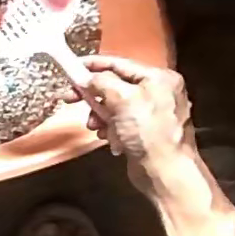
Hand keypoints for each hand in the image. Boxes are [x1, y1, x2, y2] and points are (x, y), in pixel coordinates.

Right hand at [62, 55, 192, 195]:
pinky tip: (106, 136)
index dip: (94, 64)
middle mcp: (159, 91)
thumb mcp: (122, 99)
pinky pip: (120, 121)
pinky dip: (109, 126)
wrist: (165, 172)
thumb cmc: (147, 132)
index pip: (120, 63)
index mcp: (159, 78)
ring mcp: (153, 112)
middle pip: (115, 84)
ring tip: (93, 125)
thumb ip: (101, 82)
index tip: (72, 66)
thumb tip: (86, 77)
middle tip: (70, 98)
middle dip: (92, 93)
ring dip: (99, 113)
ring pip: (115, 104)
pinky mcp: (146, 131)